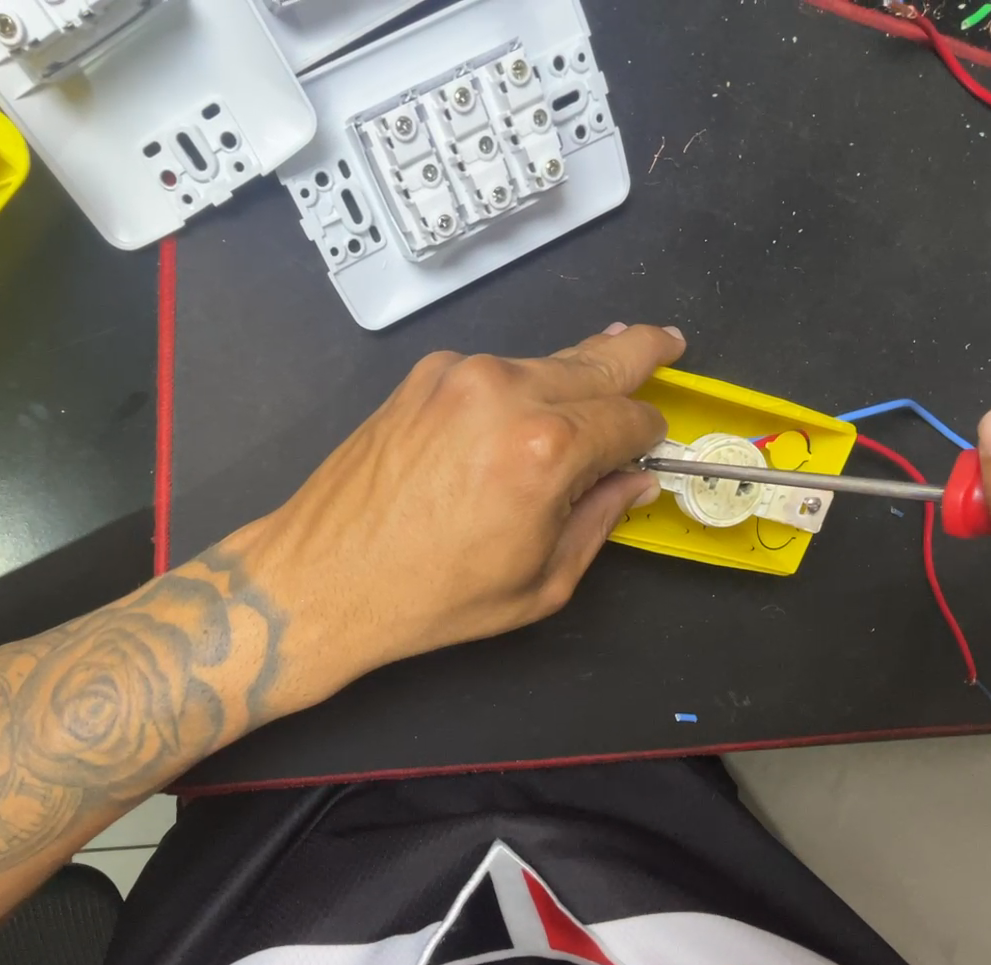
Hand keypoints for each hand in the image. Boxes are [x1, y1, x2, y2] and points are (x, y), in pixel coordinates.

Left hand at [229, 323, 682, 708]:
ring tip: (586, 396)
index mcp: (546, 449)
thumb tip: (634, 480)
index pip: (630, 419)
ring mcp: (459, 373)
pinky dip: (517, 389)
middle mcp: (506, 391)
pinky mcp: (424, 373)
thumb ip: (599, 520)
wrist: (324, 576)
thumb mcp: (540, 581)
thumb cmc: (434, 597)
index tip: (649, 446)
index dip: (649, 435)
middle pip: (598, 359)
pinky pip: (495, 372)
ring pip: (544, 361)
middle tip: (666, 342)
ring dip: (572, 379)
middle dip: (639, 353)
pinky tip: (513, 420)